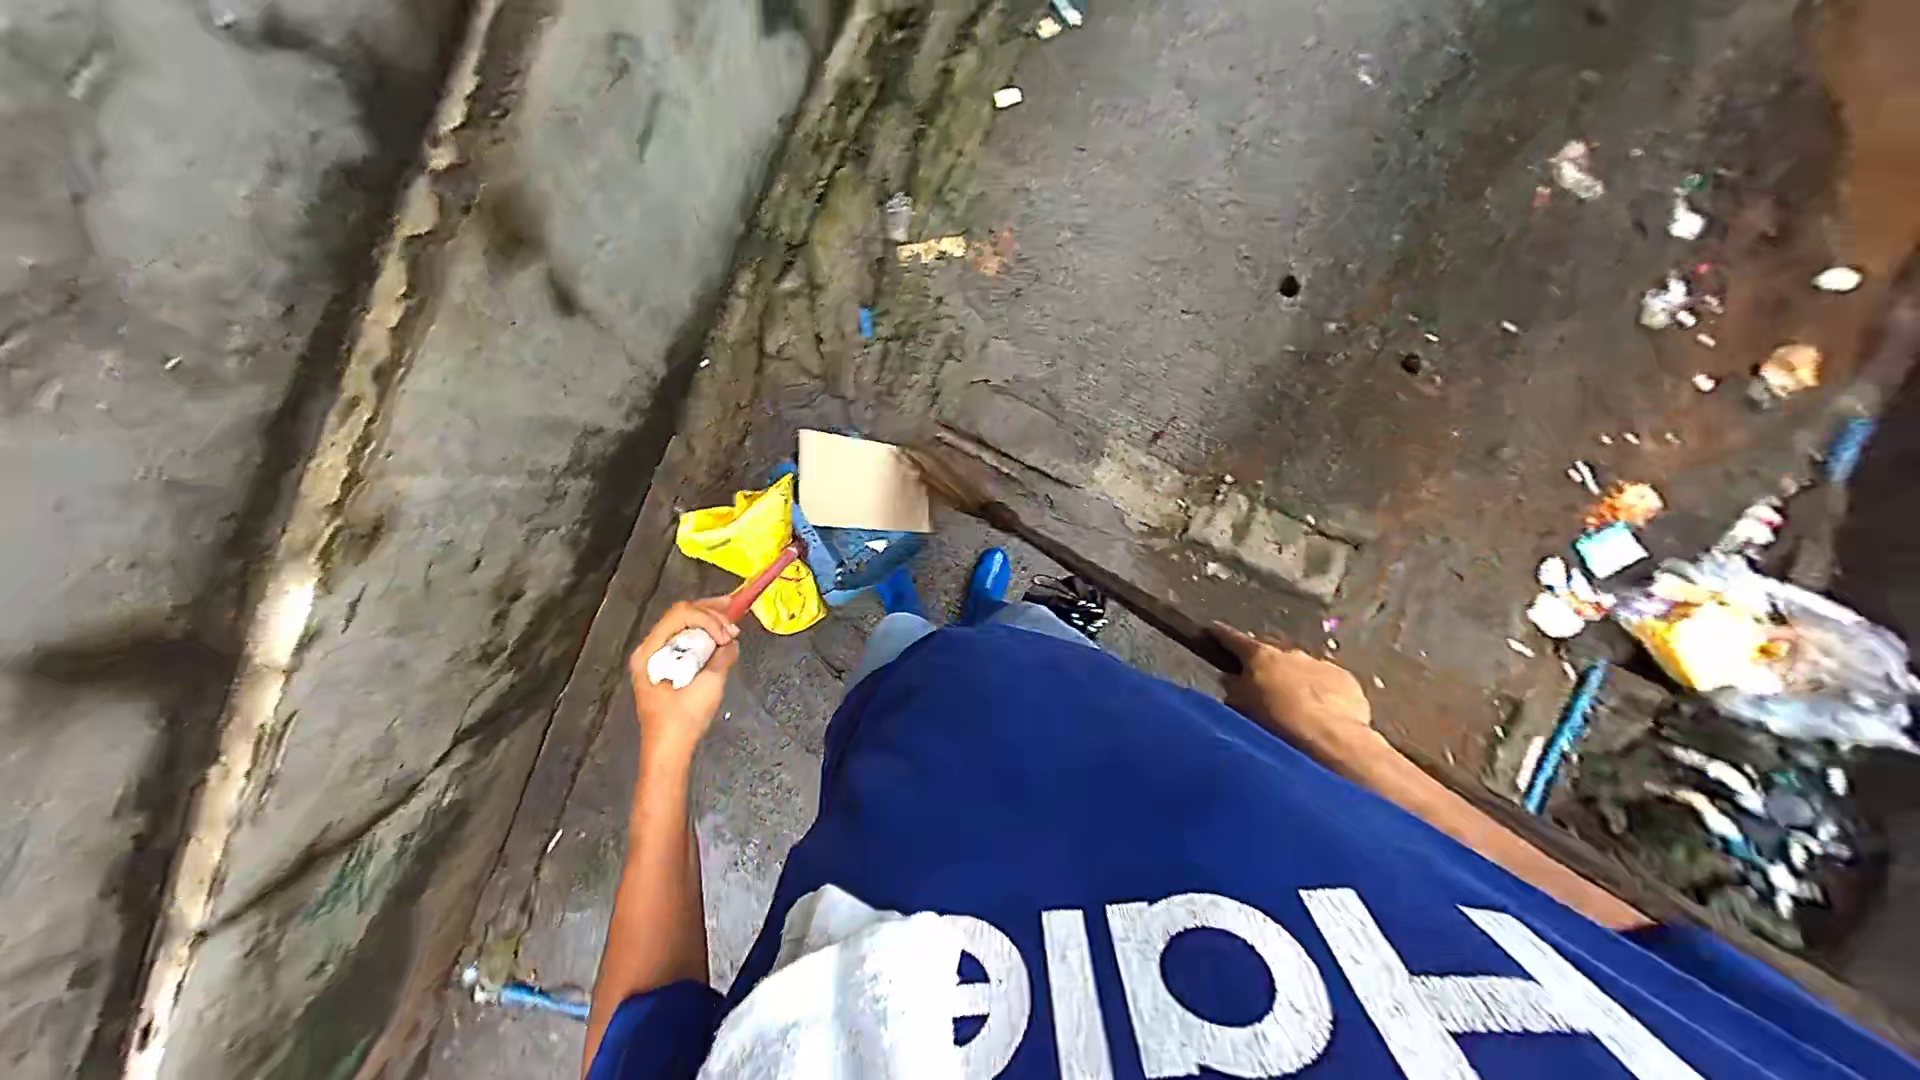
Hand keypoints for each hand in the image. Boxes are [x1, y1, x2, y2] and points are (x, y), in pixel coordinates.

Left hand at [629, 599, 739, 760]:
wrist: (668, 750)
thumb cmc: (683, 719)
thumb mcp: (709, 685)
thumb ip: (722, 657)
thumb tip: (731, 642)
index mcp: (650, 651)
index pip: (682, 614)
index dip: (709, 618)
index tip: (728, 636)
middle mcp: (649, 649)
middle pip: (681, 615)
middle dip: (711, 612)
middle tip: (736, 612)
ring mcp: (656, 657)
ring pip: (684, 625)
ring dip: (710, 621)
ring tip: (732, 624)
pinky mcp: (665, 666)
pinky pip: (685, 640)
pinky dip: (704, 635)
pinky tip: (721, 637)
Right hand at [1213, 623, 1381, 762]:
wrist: (1332, 742)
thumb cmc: (1276, 725)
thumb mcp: (1240, 708)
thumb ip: (1234, 688)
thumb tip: (1232, 679)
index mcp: (1259, 656)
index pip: (1233, 639)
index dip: (1220, 635)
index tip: (1212, 631)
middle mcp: (1290, 653)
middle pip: (1270, 656)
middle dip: (1265, 668)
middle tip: (1261, 690)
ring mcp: (1321, 665)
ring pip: (1301, 670)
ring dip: (1294, 682)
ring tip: (1294, 709)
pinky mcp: (1347, 682)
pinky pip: (1327, 684)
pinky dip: (1320, 694)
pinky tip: (1321, 715)